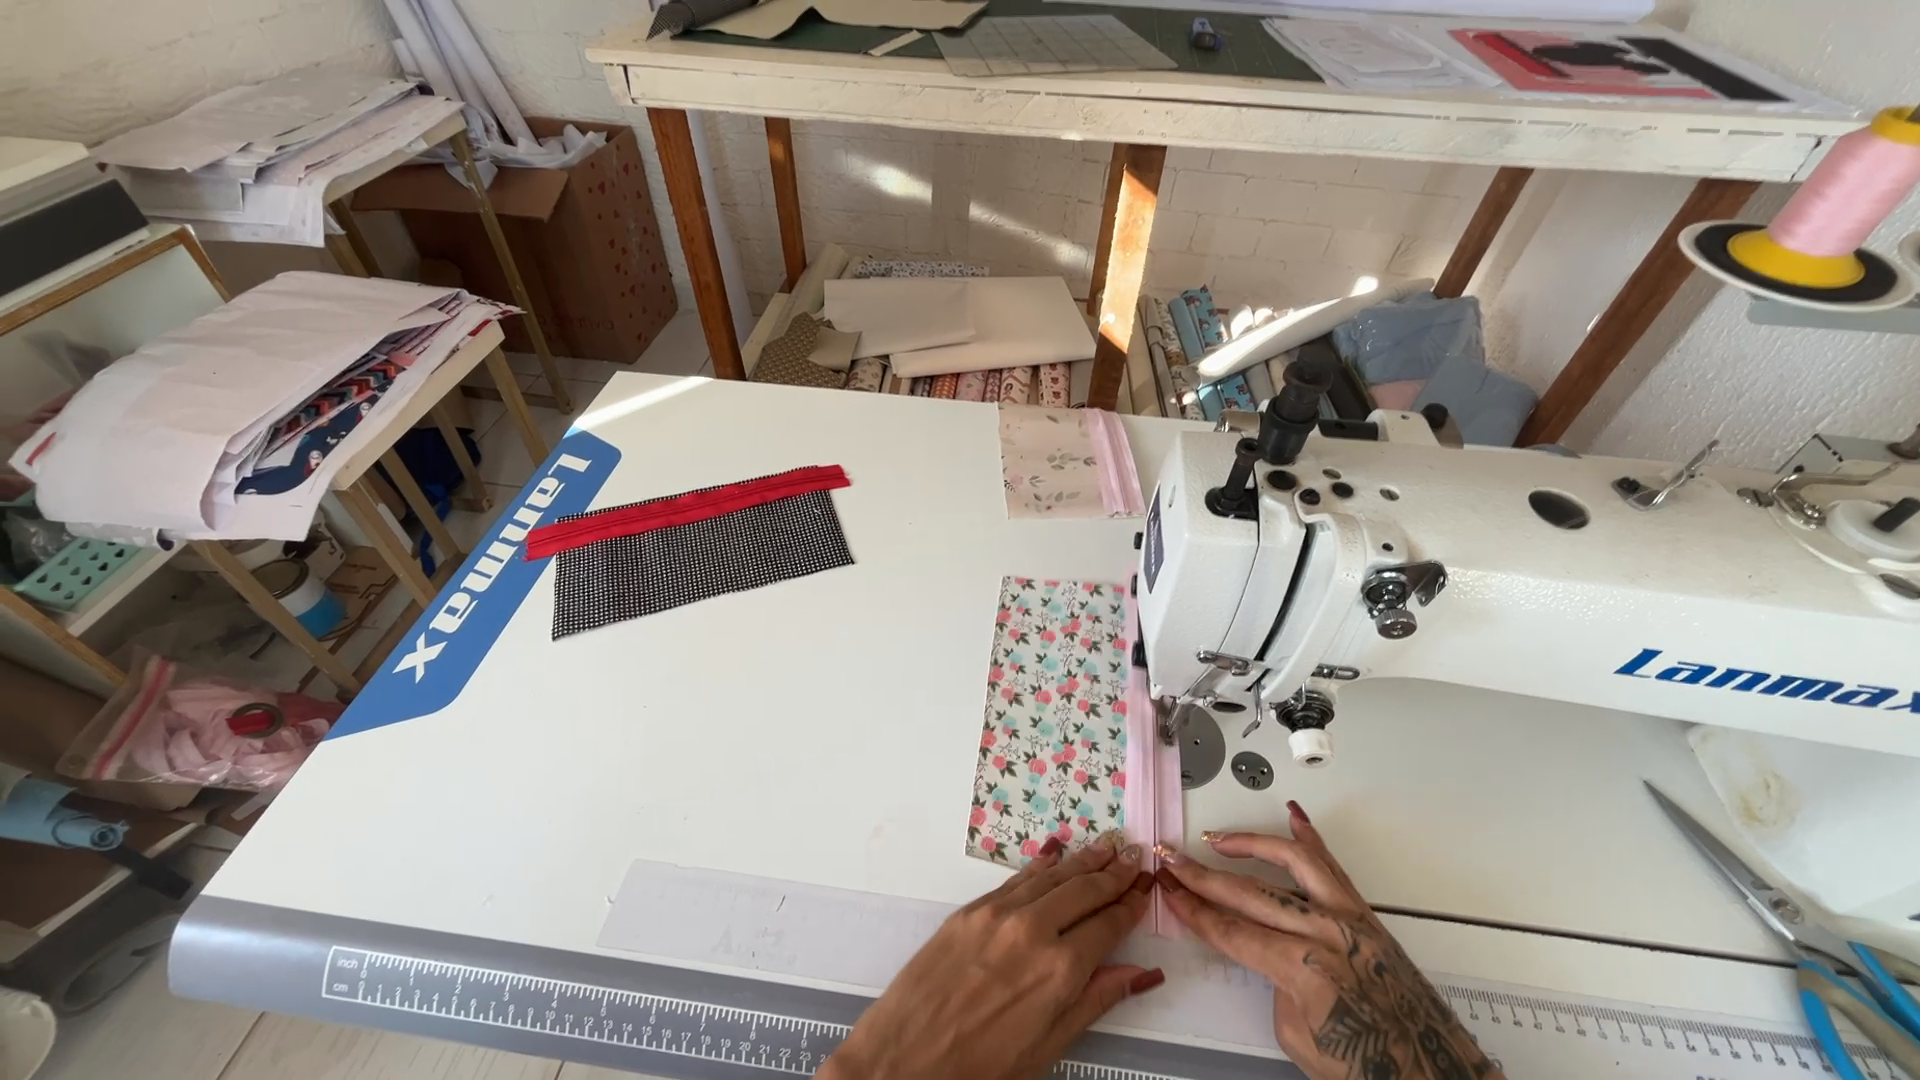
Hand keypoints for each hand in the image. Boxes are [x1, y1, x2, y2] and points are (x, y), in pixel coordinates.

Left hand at [820, 834, 1163, 1079]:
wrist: (905, 1058)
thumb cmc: (981, 1066)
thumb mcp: (1048, 1044)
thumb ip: (1095, 1000)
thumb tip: (1141, 974)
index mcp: (1060, 970)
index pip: (1108, 925)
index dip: (1131, 904)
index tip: (1147, 887)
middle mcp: (1033, 931)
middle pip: (1084, 891)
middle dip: (1114, 872)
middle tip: (1134, 854)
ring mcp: (999, 915)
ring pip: (1052, 877)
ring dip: (1083, 860)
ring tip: (1107, 844)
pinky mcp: (970, 910)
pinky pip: (1016, 881)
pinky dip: (1041, 866)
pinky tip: (1056, 854)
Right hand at [1159, 803, 1503, 1079]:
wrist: (1434, 1075)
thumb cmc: (1367, 1068)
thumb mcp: (1300, 1039)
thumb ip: (1276, 986)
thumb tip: (1268, 955)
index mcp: (1303, 968)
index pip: (1231, 931)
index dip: (1195, 911)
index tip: (1169, 891)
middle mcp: (1325, 933)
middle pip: (1248, 893)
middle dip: (1203, 876)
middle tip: (1172, 859)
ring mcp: (1349, 918)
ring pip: (1290, 863)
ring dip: (1249, 845)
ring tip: (1218, 839)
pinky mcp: (1366, 915)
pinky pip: (1332, 868)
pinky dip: (1311, 839)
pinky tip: (1294, 816)